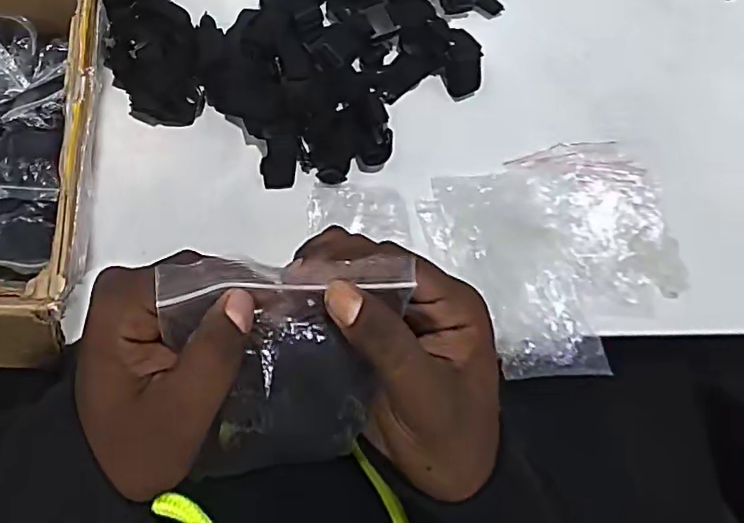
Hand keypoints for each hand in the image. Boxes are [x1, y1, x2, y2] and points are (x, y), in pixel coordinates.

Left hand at [75, 263, 254, 499]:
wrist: (96, 469)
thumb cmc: (132, 447)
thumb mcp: (181, 410)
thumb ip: (213, 353)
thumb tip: (243, 298)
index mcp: (122, 298)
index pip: (191, 276)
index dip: (237, 289)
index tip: (278, 307)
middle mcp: (120, 284)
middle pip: (190, 275)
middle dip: (231, 299)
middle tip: (274, 322)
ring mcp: (124, 294)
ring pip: (189, 286)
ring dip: (220, 308)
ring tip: (257, 330)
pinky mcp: (132, 308)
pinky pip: (178, 300)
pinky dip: (204, 318)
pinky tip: (227, 338)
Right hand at [298, 227, 500, 502]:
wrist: (444, 486)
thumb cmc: (449, 444)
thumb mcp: (422, 395)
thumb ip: (385, 342)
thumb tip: (339, 290)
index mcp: (452, 304)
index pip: (398, 263)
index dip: (353, 260)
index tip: (308, 270)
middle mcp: (425, 294)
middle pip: (371, 257)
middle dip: (329, 262)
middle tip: (293, 280)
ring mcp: (397, 304)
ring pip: (352, 265)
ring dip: (319, 270)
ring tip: (291, 287)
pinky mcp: (371, 318)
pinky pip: (340, 289)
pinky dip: (316, 287)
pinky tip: (296, 298)